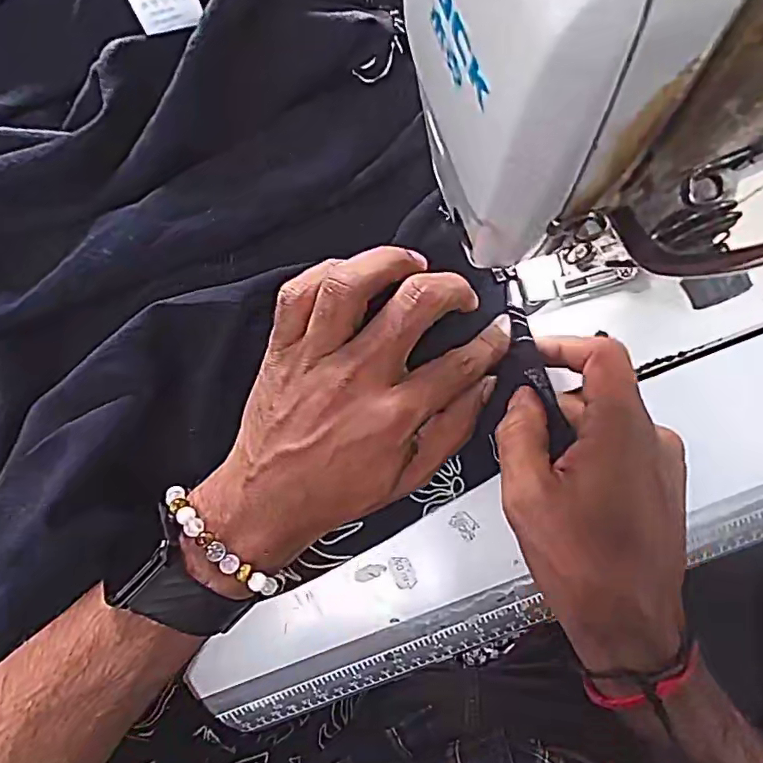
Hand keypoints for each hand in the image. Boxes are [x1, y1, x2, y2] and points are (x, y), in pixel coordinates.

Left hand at [185, 247, 508, 593]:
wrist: (269, 499)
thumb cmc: (332, 492)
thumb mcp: (408, 478)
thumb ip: (452, 430)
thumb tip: (481, 390)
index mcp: (392, 415)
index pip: (457, 363)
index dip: (487, 342)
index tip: (493, 335)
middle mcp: (356, 378)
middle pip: (413, 305)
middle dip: (452, 289)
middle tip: (460, 295)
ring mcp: (316, 358)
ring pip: (351, 285)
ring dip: (388, 262)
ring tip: (410, 264)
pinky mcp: (284, 350)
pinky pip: (298, 294)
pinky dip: (324, 272)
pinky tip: (349, 274)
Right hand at [494, 335, 687, 673]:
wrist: (630, 622)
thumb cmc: (590, 572)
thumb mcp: (526, 496)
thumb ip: (518, 433)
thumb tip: (519, 402)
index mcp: (621, 431)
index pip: (602, 353)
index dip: (563, 345)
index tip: (535, 353)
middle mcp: (651, 438)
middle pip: (597, 392)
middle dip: (553, 408)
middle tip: (521, 439)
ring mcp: (660, 461)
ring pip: (606, 422)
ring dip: (569, 437)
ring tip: (545, 484)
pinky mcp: (660, 482)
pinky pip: (620, 447)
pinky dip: (589, 456)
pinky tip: (567, 496)